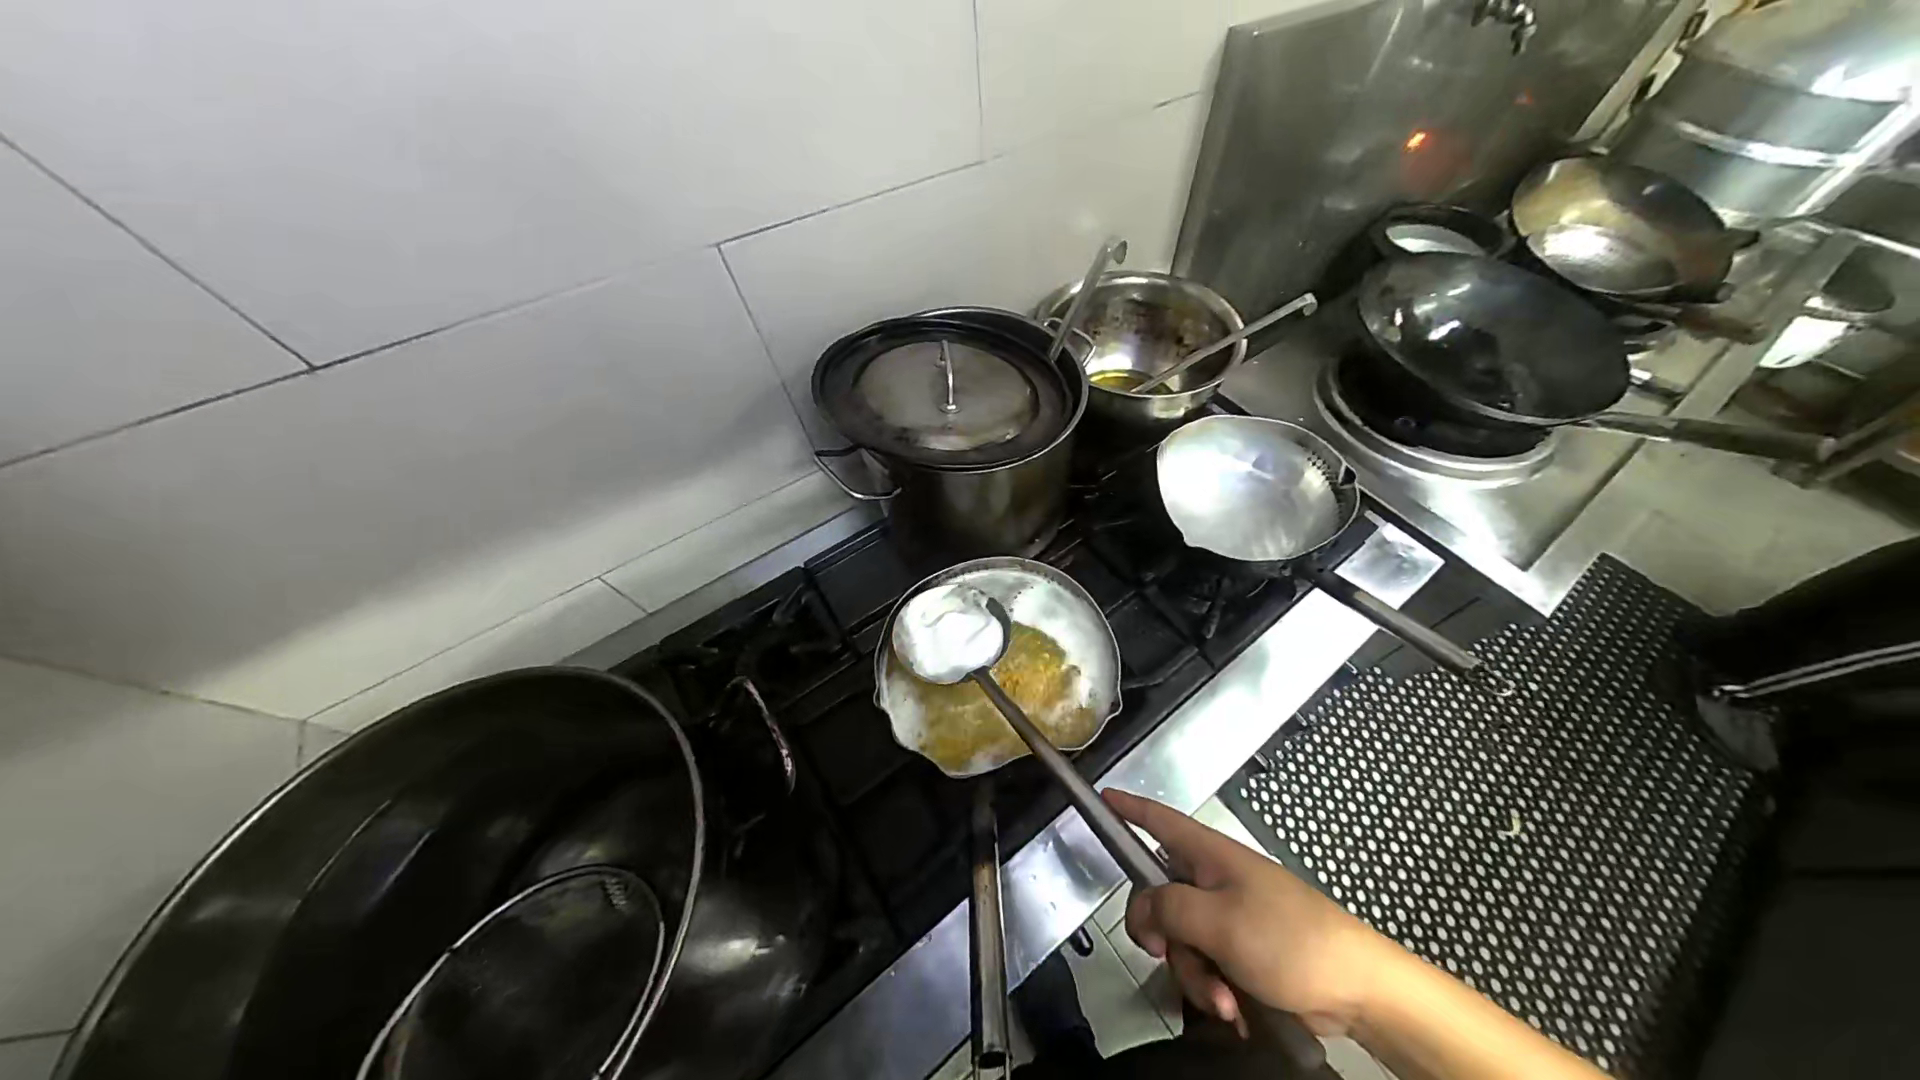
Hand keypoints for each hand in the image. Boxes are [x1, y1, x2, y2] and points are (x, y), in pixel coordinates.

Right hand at [1105, 789, 1395, 1036]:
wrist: (1359, 989)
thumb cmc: (1288, 939)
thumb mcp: (1218, 920)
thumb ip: (1166, 908)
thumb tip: (1141, 910)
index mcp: (1210, 855)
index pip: (1159, 820)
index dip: (1129, 808)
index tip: (1104, 798)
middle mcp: (1215, 881)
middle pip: (1160, 896)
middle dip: (1162, 934)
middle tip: (1165, 954)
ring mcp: (1230, 917)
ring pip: (1181, 938)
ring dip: (1193, 973)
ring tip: (1223, 998)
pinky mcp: (1243, 951)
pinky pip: (1206, 964)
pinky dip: (1213, 987)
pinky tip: (1235, 1007)